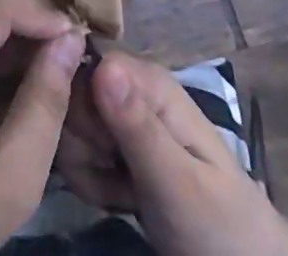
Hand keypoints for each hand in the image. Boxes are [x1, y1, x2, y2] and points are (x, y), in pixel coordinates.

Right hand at [58, 53, 287, 255]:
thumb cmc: (216, 221)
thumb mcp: (178, 180)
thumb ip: (138, 126)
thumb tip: (102, 66)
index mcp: (151, 83)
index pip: (86, 68)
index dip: (84, 107)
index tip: (104, 149)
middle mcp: (132, 89)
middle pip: (74, 98)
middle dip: (83, 145)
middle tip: (115, 176)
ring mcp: (122, 117)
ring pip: (71, 128)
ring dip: (86, 169)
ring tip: (122, 193)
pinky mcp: (114, 145)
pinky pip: (77, 153)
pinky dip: (91, 182)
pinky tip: (118, 198)